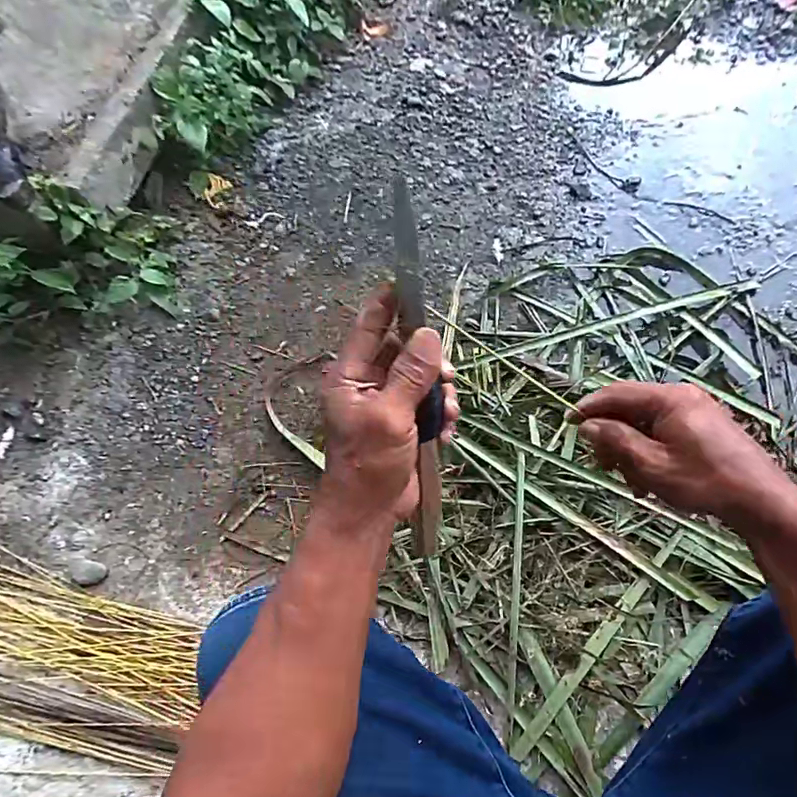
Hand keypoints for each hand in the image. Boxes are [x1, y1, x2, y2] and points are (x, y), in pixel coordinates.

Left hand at [317, 285, 459, 527]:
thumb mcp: (390, 416)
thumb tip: (429, 336)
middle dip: (431, 363)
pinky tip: (444, 431)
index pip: (370, 327)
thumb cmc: (368, 464)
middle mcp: (367, 385)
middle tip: (446, 379)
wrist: (369, 511)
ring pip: (422, 379)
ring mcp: (387, 405)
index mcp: (350, 376)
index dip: (389, 305)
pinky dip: (440, 414)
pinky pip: (428, 405)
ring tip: (446, 415)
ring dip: (440, 393)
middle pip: (405, 352)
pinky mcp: (404, 424)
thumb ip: (410, 375)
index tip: (408, 285)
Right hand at [573, 381, 796, 528]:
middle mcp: (683, 397)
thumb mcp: (651, 465)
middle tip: (604, 467)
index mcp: (669, 399)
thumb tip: (589, 425)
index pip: (617, 394)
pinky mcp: (705, 427)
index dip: (589, 408)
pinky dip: (651, 452)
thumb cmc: (704, 481)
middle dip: (613, 437)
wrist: (758, 498)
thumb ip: (617, 440)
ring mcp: (697, 411)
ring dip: (631, 450)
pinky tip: (651, 480)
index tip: (568, 424)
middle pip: (631, 408)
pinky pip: (665, 433)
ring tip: (634, 483)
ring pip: (647, 424)